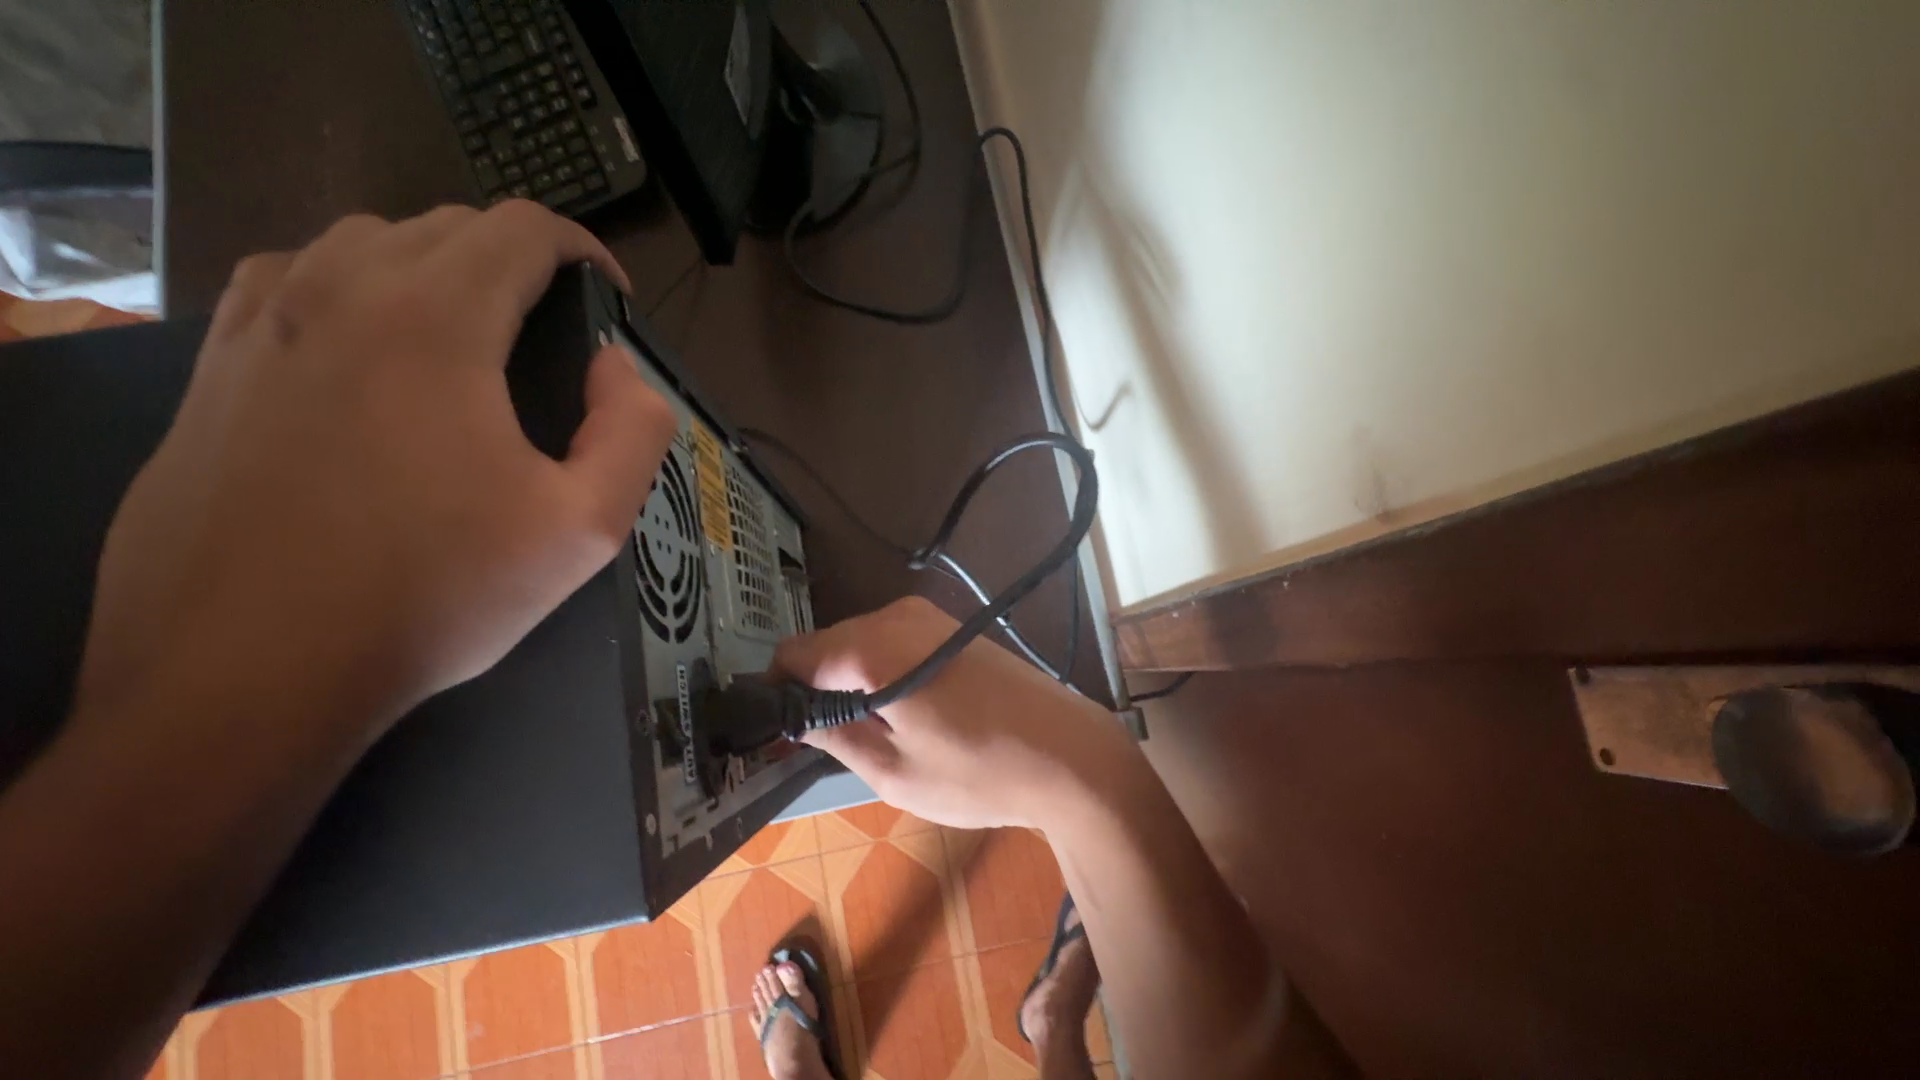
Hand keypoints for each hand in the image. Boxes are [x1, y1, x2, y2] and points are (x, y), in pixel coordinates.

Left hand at [77, 202, 676, 740]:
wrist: (246, 674)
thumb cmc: (434, 595)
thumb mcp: (586, 528)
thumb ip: (634, 430)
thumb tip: (616, 368)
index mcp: (433, 321)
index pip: (520, 228)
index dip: (582, 249)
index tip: (610, 299)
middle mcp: (335, 293)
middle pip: (445, 227)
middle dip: (517, 261)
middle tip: (553, 332)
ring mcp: (257, 325)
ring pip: (362, 243)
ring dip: (434, 269)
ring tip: (470, 338)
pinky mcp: (211, 367)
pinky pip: (291, 283)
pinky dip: (351, 291)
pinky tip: (369, 356)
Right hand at [776, 596, 1138, 829]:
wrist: (1072, 755)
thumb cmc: (980, 773)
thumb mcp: (894, 772)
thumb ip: (833, 736)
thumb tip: (791, 717)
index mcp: (873, 649)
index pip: (793, 654)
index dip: (778, 693)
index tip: (781, 733)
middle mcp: (897, 617)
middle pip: (826, 645)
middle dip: (814, 688)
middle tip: (825, 744)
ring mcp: (930, 616)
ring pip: (860, 641)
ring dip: (850, 681)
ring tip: (871, 734)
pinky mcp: (953, 626)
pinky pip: (894, 641)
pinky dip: (882, 671)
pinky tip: (906, 714)